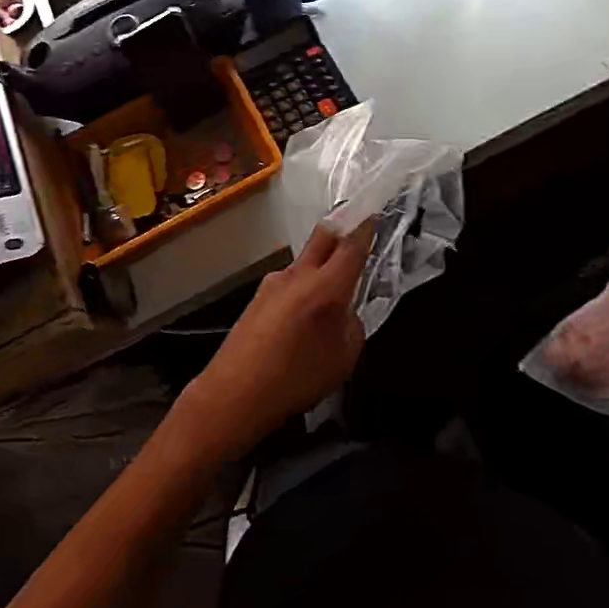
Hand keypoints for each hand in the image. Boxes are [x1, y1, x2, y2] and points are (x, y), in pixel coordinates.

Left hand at [173, 220, 375, 458]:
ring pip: (305, 262)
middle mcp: (297, 276)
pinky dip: (302, 290)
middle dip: (342, 227)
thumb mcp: (344, 357)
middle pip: (324, 236)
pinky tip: (302, 319)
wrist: (235, 392)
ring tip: (330, 296)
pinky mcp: (258, 297)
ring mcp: (273, 283)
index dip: (365, 226)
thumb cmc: (294, 379)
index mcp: (326, 287)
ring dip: (321, 266)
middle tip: (356, 228)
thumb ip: (352, 324)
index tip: (373, 215)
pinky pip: (289, 284)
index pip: (352, 244)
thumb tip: (346, 312)